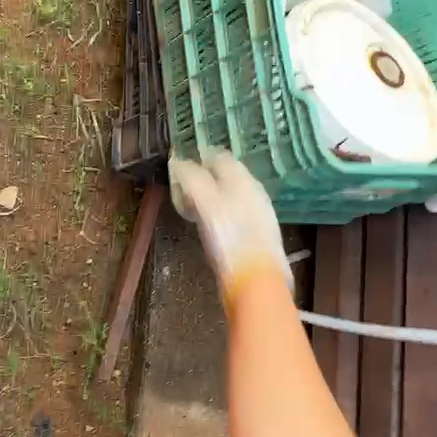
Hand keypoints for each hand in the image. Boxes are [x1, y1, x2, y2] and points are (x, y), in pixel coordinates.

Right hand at [167, 153, 290, 307]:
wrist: (256, 279)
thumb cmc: (230, 239)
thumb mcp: (207, 205)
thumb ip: (193, 180)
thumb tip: (178, 161)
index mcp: (243, 181)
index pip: (220, 157)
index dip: (199, 157)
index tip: (179, 163)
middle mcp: (253, 192)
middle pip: (228, 173)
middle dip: (206, 173)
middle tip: (183, 182)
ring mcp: (257, 212)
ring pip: (233, 192)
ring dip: (213, 191)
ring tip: (193, 201)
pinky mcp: (256, 232)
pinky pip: (236, 210)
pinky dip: (220, 209)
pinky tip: (211, 221)